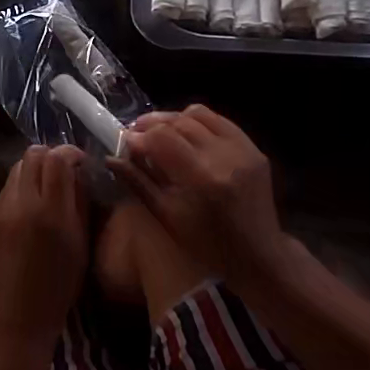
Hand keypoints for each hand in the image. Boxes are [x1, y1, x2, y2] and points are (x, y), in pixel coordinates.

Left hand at [0, 145, 88, 350]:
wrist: (12, 327)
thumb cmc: (56, 293)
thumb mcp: (80, 249)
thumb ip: (79, 206)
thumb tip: (78, 177)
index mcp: (50, 211)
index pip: (56, 158)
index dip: (70, 152)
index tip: (80, 161)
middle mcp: (20, 204)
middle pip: (31, 156)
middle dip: (49, 156)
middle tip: (62, 171)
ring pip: (14, 172)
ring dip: (32, 173)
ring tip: (45, 192)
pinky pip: (4, 195)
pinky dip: (19, 193)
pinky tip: (28, 213)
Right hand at [110, 105, 286, 285]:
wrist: (258, 254)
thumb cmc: (207, 244)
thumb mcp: (166, 217)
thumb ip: (139, 183)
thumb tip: (111, 157)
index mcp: (201, 178)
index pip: (163, 137)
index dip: (140, 136)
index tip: (126, 142)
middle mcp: (223, 156)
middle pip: (179, 122)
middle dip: (153, 124)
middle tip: (137, 133)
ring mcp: (242, 149)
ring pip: (199, 114)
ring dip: (174, 118)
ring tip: (160, 130)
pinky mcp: (253, 148)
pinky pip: (220, 121)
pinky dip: (198, 122)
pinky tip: (187, 133)